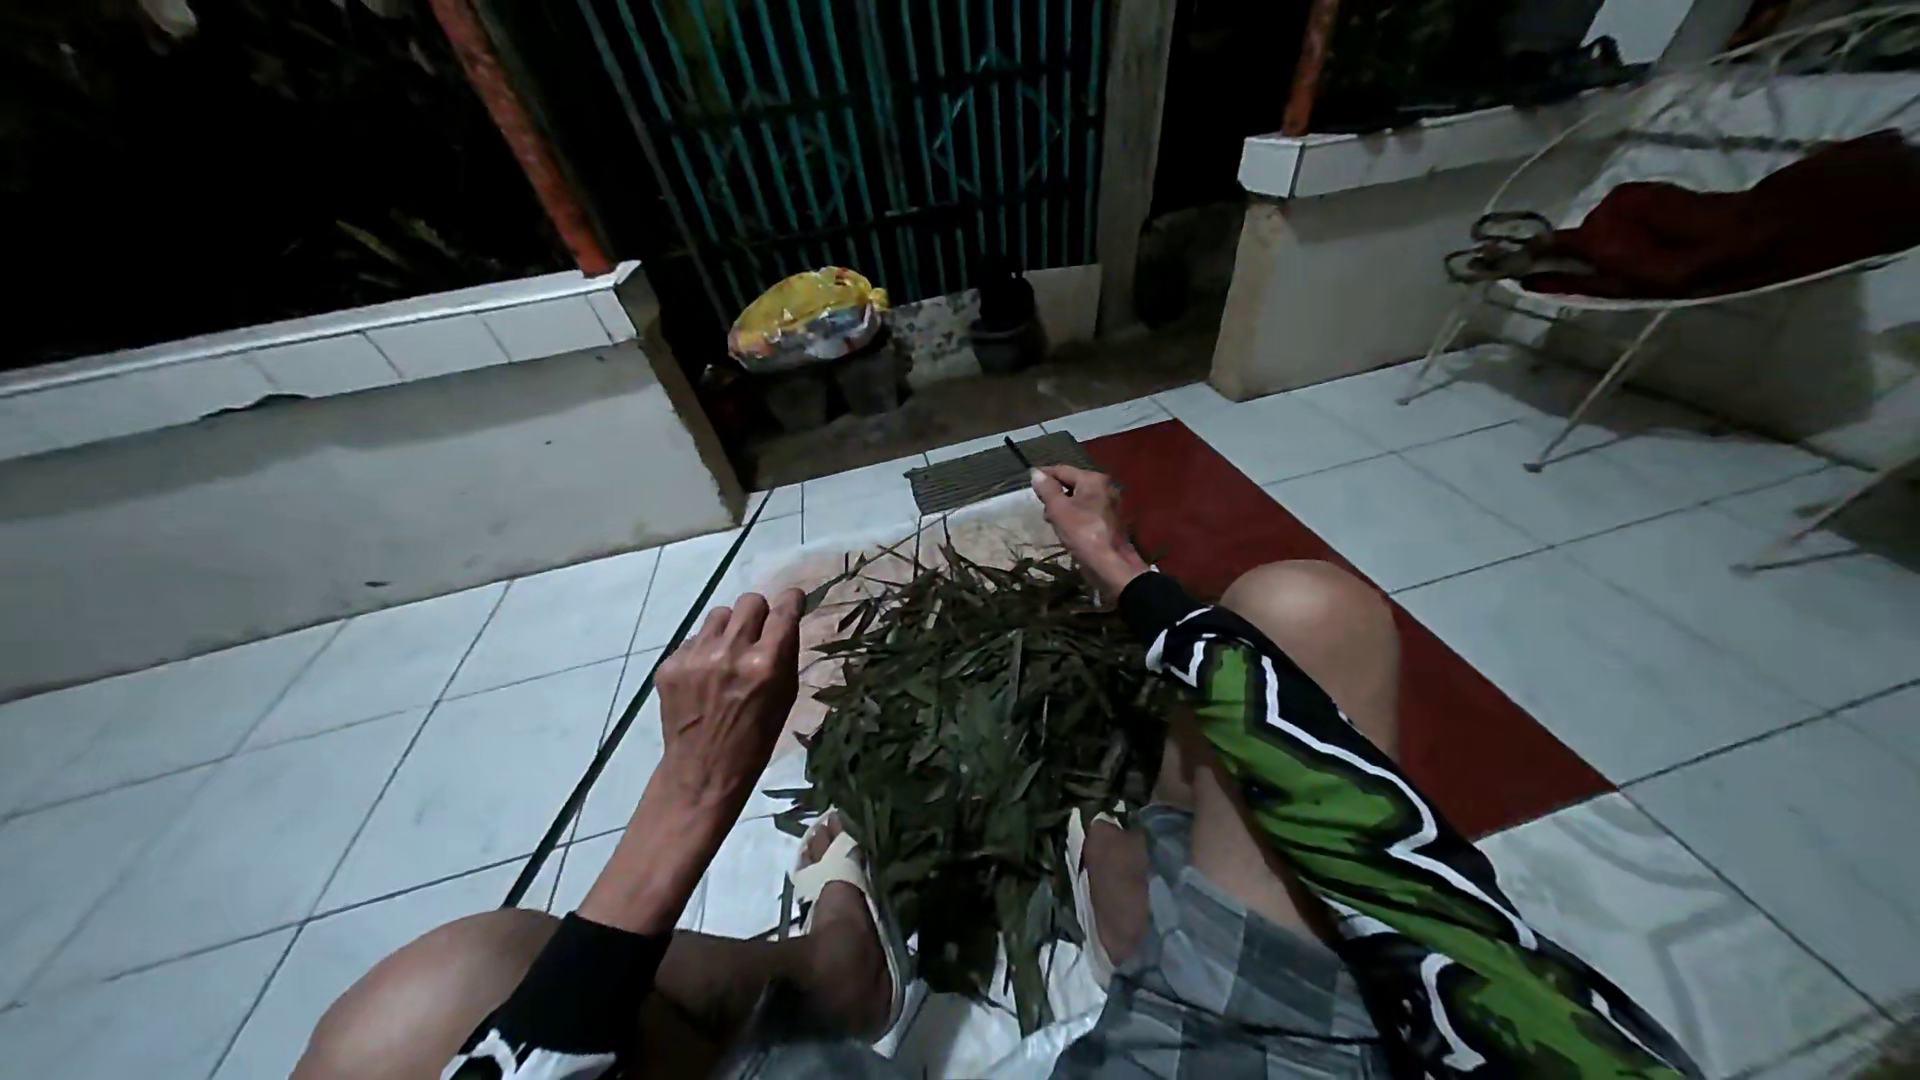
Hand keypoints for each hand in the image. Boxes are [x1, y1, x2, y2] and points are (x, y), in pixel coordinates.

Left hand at [652, 588, 804, 816]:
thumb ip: (784, 654)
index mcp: (766, 663)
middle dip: (758, 613)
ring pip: (719, 614)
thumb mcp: (785, 695)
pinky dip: (704, 651)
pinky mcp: (670, 665)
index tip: (792, 599)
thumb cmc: (756, 736)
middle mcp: (731, 652)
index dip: (792, 600)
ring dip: (728, 628)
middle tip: (757, 633)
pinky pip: (695, 638)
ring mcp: (696, 657)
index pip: (783, 610)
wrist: (703, 770)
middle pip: (750, 601)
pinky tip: (704, 676)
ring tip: (727, 655)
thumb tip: (784, 620)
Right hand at [1030, 465, 1148, 597]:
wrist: (1110, 564)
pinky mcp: (1109, 520)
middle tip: (1043, 509)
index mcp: (1094, 479)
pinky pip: (1086, 511)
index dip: (1044, 475)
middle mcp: (1105, 487)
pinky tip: (1066, 529)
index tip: (1029, 480)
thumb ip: (1047, 489)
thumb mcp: (1059, 509)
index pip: (1063, 470)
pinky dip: (1074, 516)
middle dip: (1054, 495)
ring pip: (1078, 499)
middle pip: (1071, 484)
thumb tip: (1036, 473)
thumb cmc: (1082, 533)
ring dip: (1063, 507)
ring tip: (1053, 522)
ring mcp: (1109, 504)